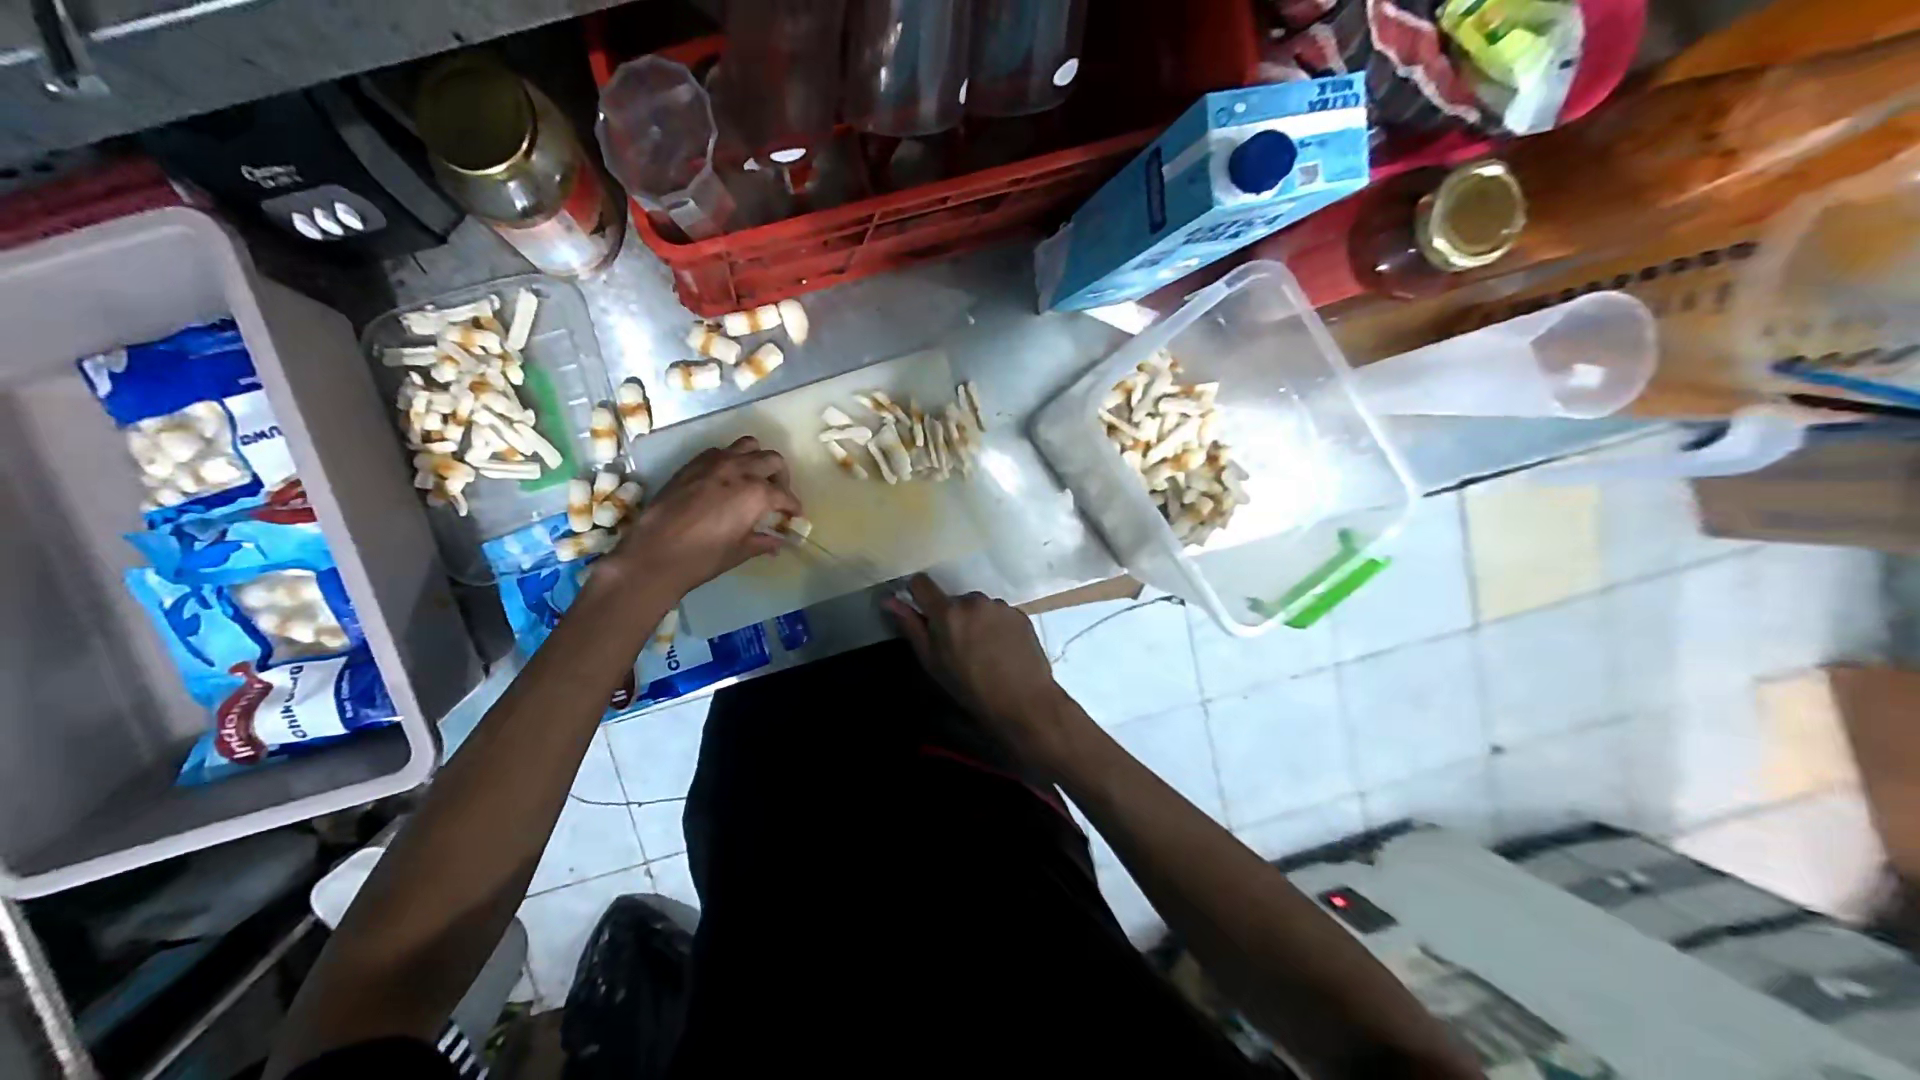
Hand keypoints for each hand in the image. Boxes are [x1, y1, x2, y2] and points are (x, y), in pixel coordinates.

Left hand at [610, 437, 801, 596]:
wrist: (655, 554)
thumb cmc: (703, 558)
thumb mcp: (740, 551)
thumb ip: (763, 541)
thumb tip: (778, 542)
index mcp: (757, 494)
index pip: (785, 496)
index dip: (793, 507)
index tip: (794, 515)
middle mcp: (740, 470)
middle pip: (772, 461)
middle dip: (780, 477)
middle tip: (777, 495)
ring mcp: (714, 463)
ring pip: (748, 446)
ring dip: (757, 459)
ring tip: (754, 478)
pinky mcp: (693, 464)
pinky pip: (720, 451)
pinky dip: (731, 460)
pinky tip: (725, 480)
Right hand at [885, 575, 1087, 776]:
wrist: (1022, 700)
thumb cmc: (969, 687)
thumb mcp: (932, 661)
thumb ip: (911, 626)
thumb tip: (889, 599)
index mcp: (947, 611)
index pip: (922, 583)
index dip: (917, 594)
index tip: (921, 610)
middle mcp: (974, 600)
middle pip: (953, 599)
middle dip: (952, 616)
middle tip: (958, 646)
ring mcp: (999, 605)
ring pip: (977, 607)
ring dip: (975, 620)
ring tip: (983, 650)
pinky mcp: (1019, 613)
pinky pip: (998, 614)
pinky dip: (996, 626)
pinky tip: (1001, 649)